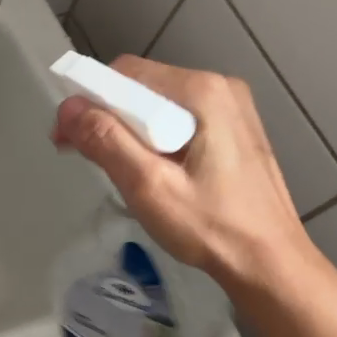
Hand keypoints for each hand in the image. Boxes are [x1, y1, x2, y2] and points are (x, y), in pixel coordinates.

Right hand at [52, 56, 314, 291]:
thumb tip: (68, 108)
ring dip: (127, 131)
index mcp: (202, 93)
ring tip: (118, 171)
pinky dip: (152, 139)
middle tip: (85, 159)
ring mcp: (230, 108)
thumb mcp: (148, 185)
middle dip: (105, 117)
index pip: (125, 74)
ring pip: (156, 104)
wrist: (270, 263)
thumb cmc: (211, 227)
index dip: (88, 101)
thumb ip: (106, 141)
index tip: (67, 138)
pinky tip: (150, 172)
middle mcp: (219, 88)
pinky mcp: (232, 129)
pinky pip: (175, 119)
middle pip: (141, 86)